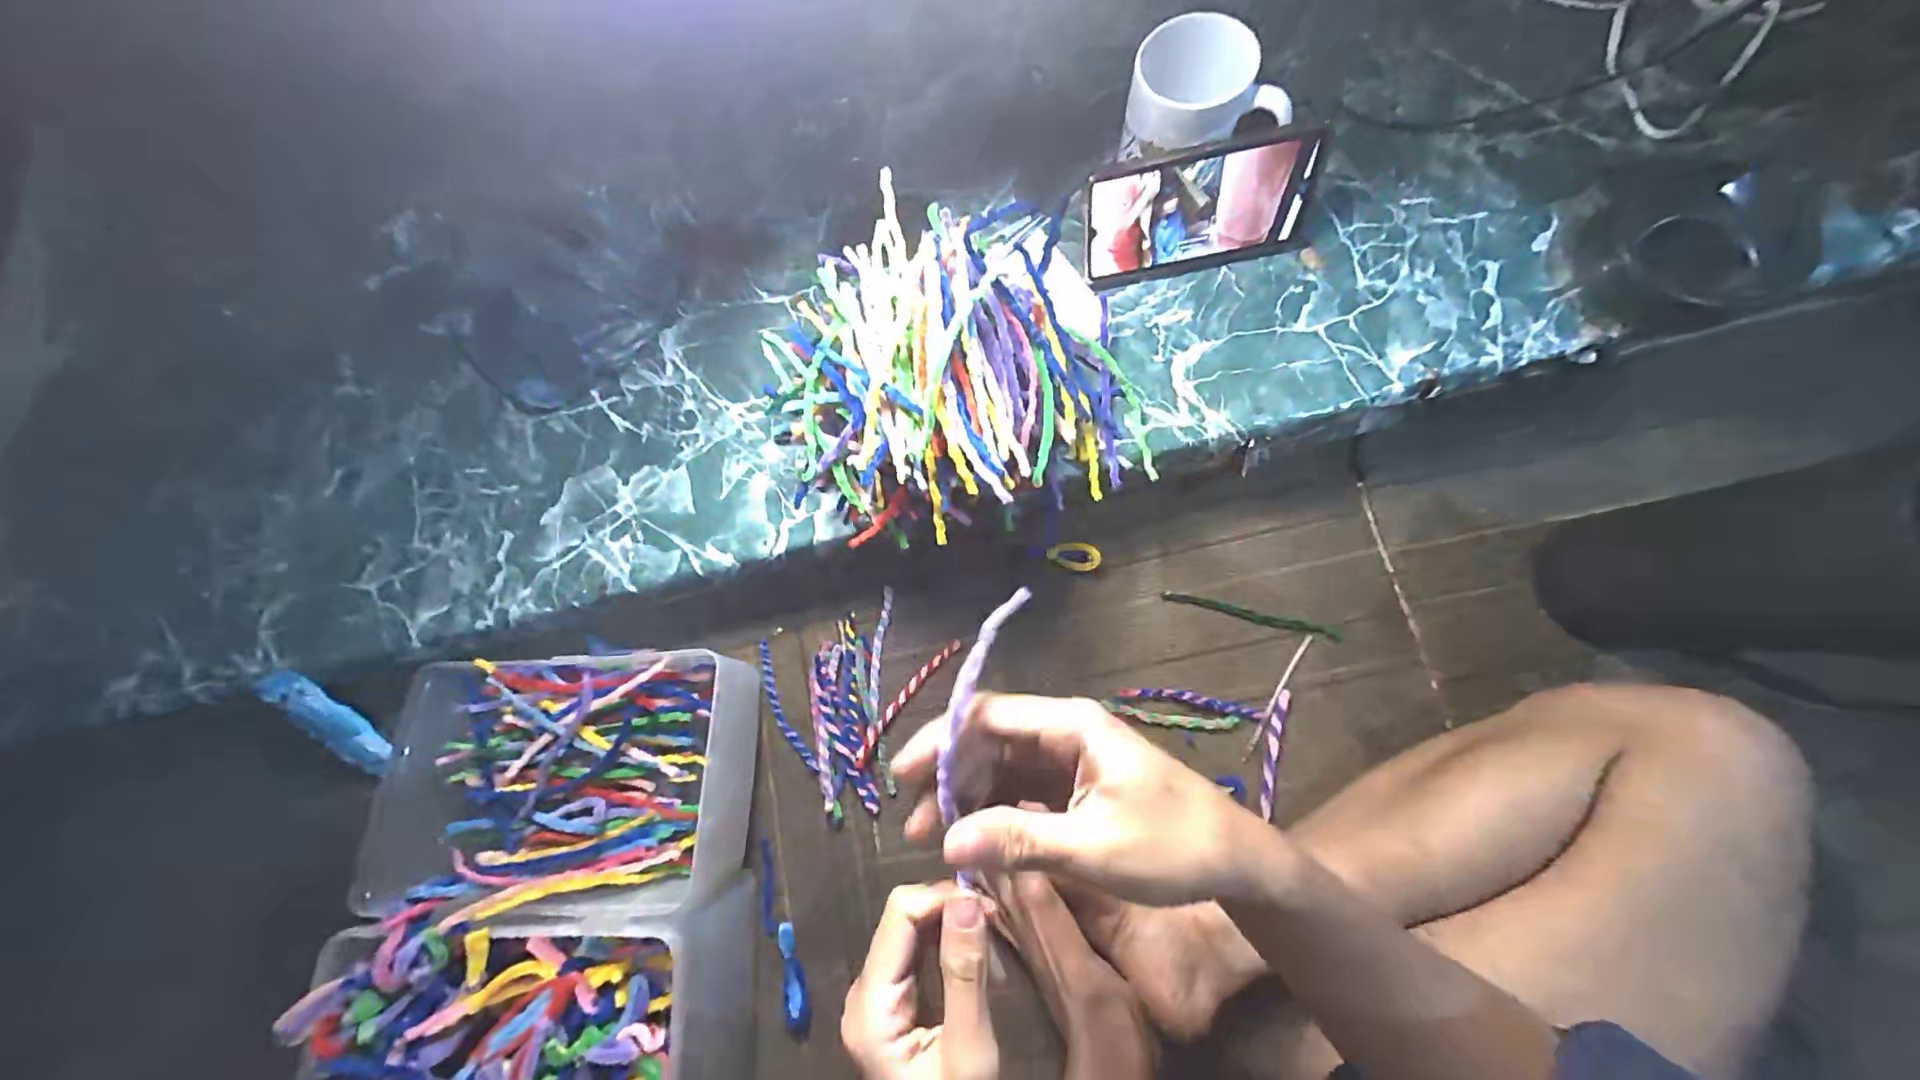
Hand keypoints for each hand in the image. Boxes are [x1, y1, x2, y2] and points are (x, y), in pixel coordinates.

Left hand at [842, 883, 998, 1079]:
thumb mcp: (969, 1052)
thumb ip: (965, 974)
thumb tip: (967, 898)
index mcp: (871, 1004)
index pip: (899, 913)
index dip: (942, 897)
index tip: (988, 906)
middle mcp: (864, 990)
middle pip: (902, 916)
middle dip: (948, 905)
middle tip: (995, 916)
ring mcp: (876, 995)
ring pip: (910, 927)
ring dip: (950, 918)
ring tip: (991, 926)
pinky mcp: (893, 1001)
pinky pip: (917, 949)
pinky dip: (947, 937)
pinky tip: (975, 943)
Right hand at [892, 694, 1277, 905]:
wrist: (1236, 859)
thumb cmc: (1172, 845)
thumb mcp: (1093, 846)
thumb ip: (1019, 839)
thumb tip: (947, 842)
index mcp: (1070, 724)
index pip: (988, 715)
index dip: (940, 740)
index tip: (902, 775)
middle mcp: (1063, 731)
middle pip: (988, 739)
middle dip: (947, 775)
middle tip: (915, 823)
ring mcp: (1067, 757)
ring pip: (999, 765)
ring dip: (966, 796)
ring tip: (934, 836)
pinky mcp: (1072, 784)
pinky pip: (1019, 788)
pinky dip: (993, 810)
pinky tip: (974, 838)